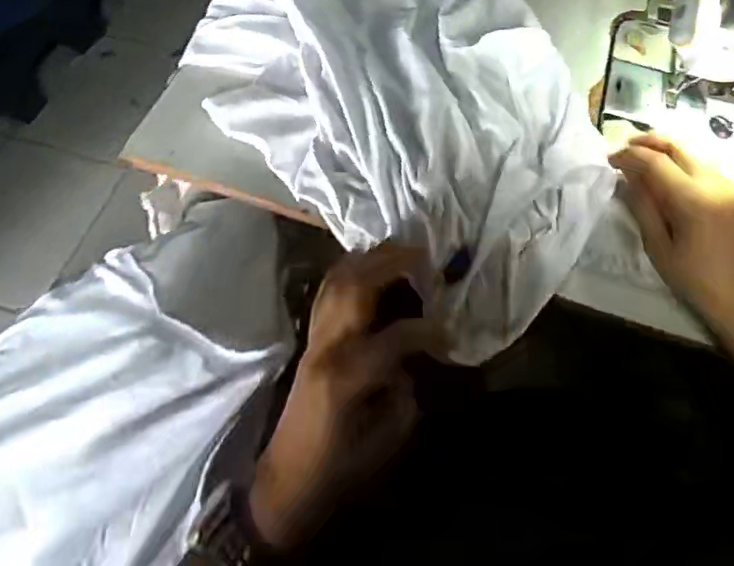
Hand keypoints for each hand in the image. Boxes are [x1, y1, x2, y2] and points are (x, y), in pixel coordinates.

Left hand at [249, 243, 441, 551]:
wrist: (283, 484)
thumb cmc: (337, 467)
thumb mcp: (384, 440)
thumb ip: (405, 393)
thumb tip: (414, 361)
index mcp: (347, 376)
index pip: (396, 335)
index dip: (428, 330)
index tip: (450, 333)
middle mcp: (327, 348)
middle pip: (358, 287)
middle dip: (394, 263)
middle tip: (427, 255)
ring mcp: (314, 339)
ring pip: (339, 280)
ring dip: (371, 258)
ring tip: (403, 249)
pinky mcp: (309, 339)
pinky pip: (328, 290)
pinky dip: (350, 269)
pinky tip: (371, 262)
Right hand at [609, 133, 733, 337]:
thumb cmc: (698, 282)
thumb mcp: (660, 248)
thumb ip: (643, 207)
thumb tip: (626, 177)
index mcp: (693, 198)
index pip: (655, 161)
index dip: (630, 156)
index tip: (609, 159)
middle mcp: (712, 182)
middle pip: (674, 147)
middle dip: (646, 143)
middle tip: (622, 150)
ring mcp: (725, 184)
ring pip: (688, 153)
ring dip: (662, 152)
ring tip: (638, 162)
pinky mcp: (731, 190)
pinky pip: (699, 166)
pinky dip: (677, 164)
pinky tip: (663, 178)